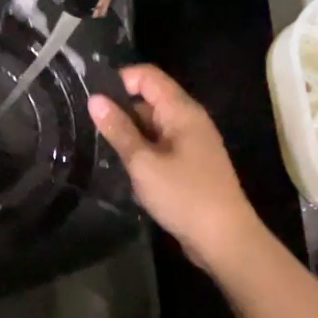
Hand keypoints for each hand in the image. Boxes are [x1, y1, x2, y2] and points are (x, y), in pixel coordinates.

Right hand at [88, 64, 262, 268]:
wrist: (226, 242)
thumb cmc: (184, 196)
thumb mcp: (143, 163)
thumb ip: (118, 130)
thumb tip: (94, 99)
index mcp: (182, 112)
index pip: (147, 76)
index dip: (119, 81)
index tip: (93, 102)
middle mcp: (189, 121)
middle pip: (149, 99)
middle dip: (120, 110)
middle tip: (91, 130)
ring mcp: (191, 143)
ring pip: (152, 125)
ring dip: (129, 134)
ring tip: (103, 149)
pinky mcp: (190, 164)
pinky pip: (160, 145)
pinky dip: (142, 151)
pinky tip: (126, 169)